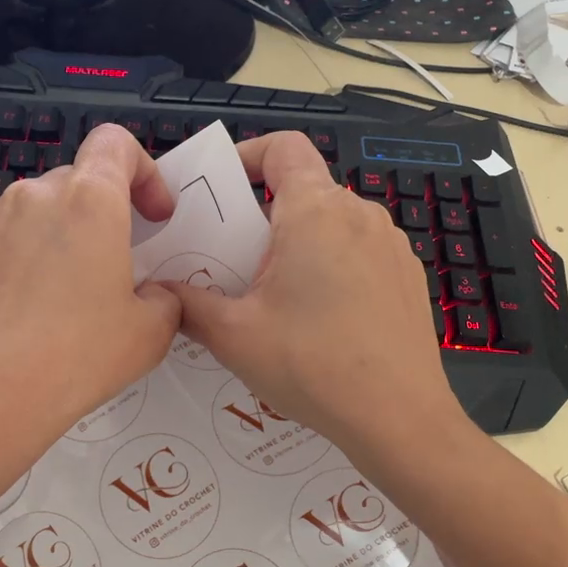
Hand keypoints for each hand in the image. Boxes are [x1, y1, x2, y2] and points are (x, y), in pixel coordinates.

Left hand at [0, 125, 181, 465]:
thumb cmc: (72, 360)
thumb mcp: (149, 333)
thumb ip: (164, 298)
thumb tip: (151, 294)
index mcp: (88, 200)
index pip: (116, 142)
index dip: (144, 171)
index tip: (153, 215)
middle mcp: (35, 196)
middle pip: (79, 179)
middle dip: (105, 213)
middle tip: (119, 265)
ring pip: (41, 210)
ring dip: (64, 236)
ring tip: (73, 294)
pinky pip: (9, 237)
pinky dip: (28, 256)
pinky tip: (33, 309)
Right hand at [163, 132, 467, 452]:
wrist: (400, 420)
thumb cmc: (312, 365)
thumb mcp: (232, 335)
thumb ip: (187, 303)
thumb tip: (160, 291)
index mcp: (314, 211)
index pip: (283, 146)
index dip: (248, 155)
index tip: (220, 189)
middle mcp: (358, 214)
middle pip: (302, 188)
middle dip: (261, 215)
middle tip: (229, 259)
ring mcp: (390, 245)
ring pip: (330, 222)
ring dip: (296, 242)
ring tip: (272, 295)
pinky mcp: (407, 275)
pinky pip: (357, 250)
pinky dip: (329, 264)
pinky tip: (317, 318)